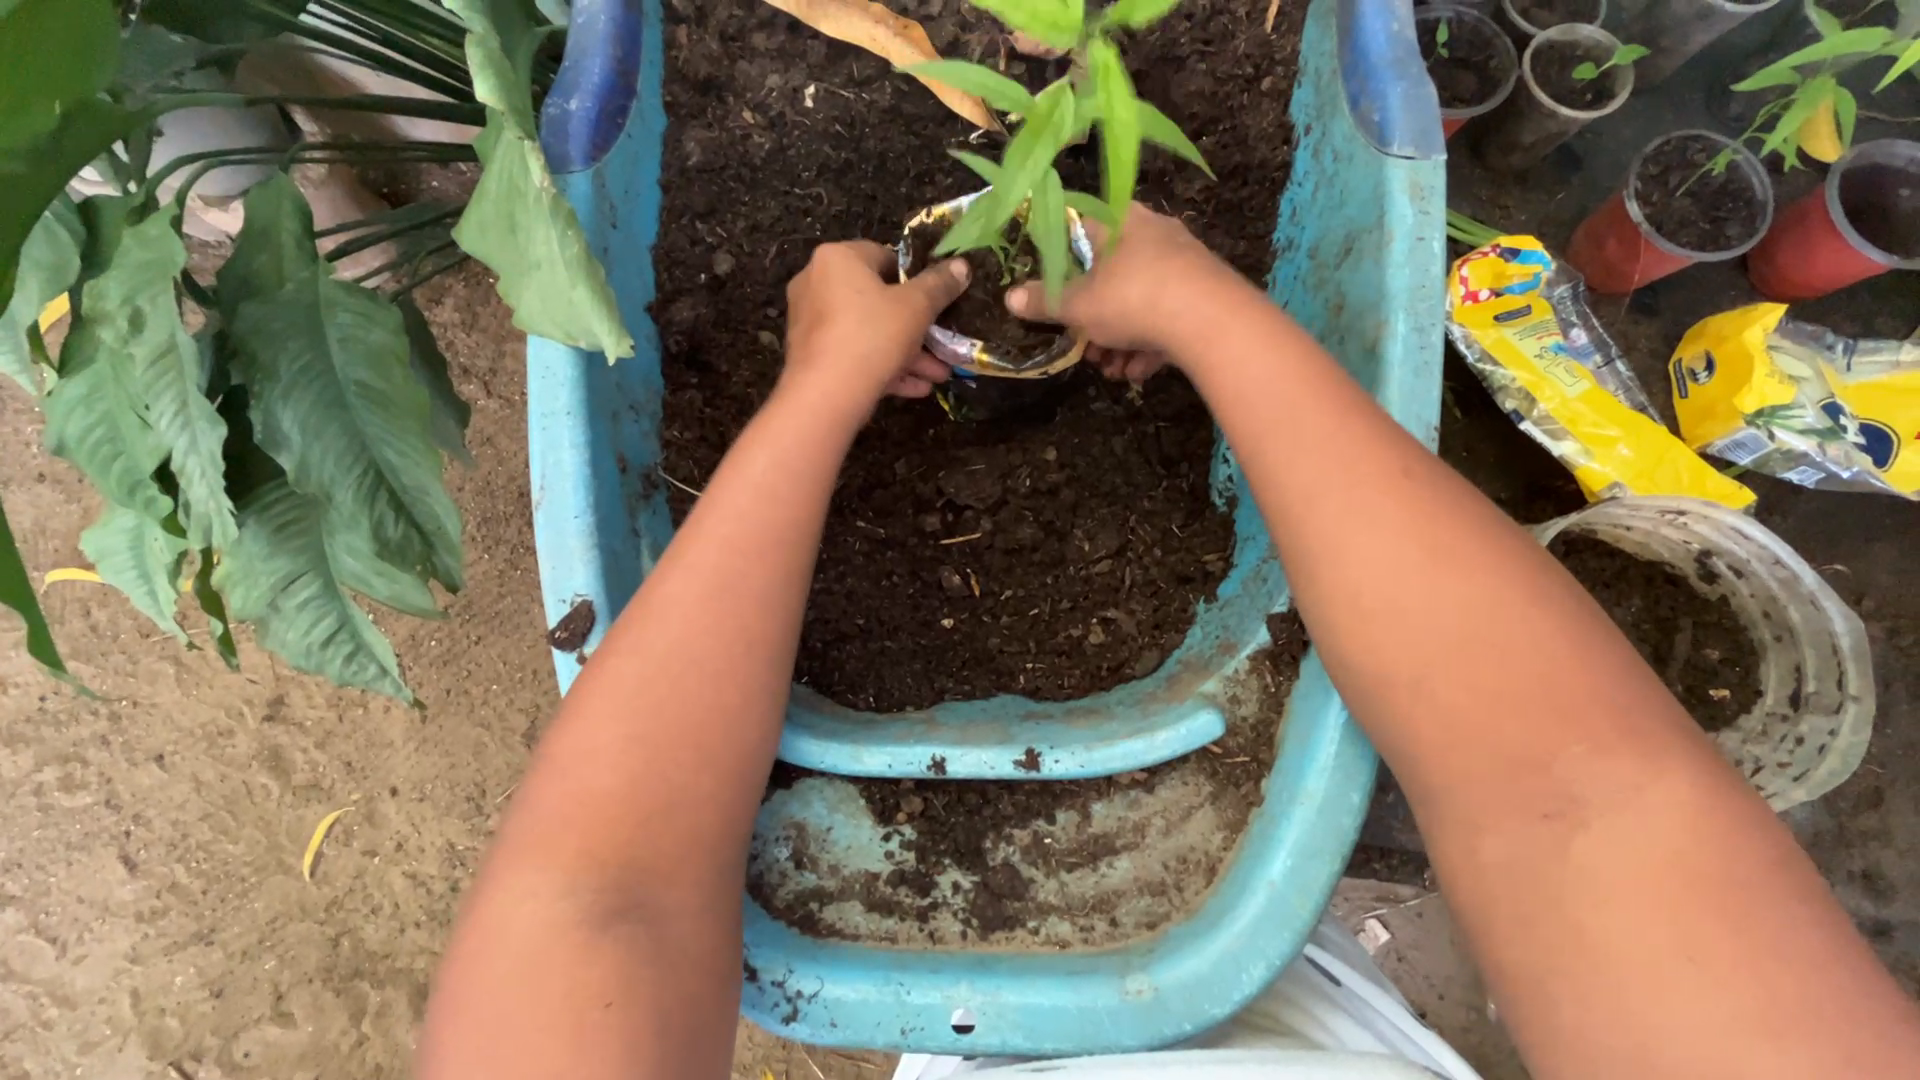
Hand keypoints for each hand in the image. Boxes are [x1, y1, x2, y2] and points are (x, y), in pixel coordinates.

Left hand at [781, 240, 969, 414]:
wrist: (826, 395)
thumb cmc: (873, 336)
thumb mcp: (917, 307)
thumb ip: (940, 285)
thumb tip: (962, 265)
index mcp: (838, 259)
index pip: (883, 256)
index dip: (914, 279)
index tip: (934, 302)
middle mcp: (816, 283)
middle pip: (877, 301)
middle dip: (916, 328)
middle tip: (942, 345)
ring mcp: (810, 322)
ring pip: (867, 334)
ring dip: (906, 354)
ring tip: (937, 375)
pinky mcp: (810, 357)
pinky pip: (853, 355)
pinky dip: (882, 368)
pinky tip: (915, 388)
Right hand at [1005, 203, 1247, 380]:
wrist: (1210, 321)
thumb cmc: (1132, 298)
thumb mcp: (1077, 305)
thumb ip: (1043, 303)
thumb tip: (1009, 298)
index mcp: (1120, 222)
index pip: (1081, 227)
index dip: (1061, 259)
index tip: (1053, 291)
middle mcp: (1153, 234)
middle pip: (1109, 275)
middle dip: (1092, 319)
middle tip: (1082, 347)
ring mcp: (1182, 265)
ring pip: (1138, 303)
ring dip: (1118, 341)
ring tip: (1110, 370)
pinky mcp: (1203, 296)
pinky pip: (1165, 318)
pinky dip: (1147, 346)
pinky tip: (1136, 373)